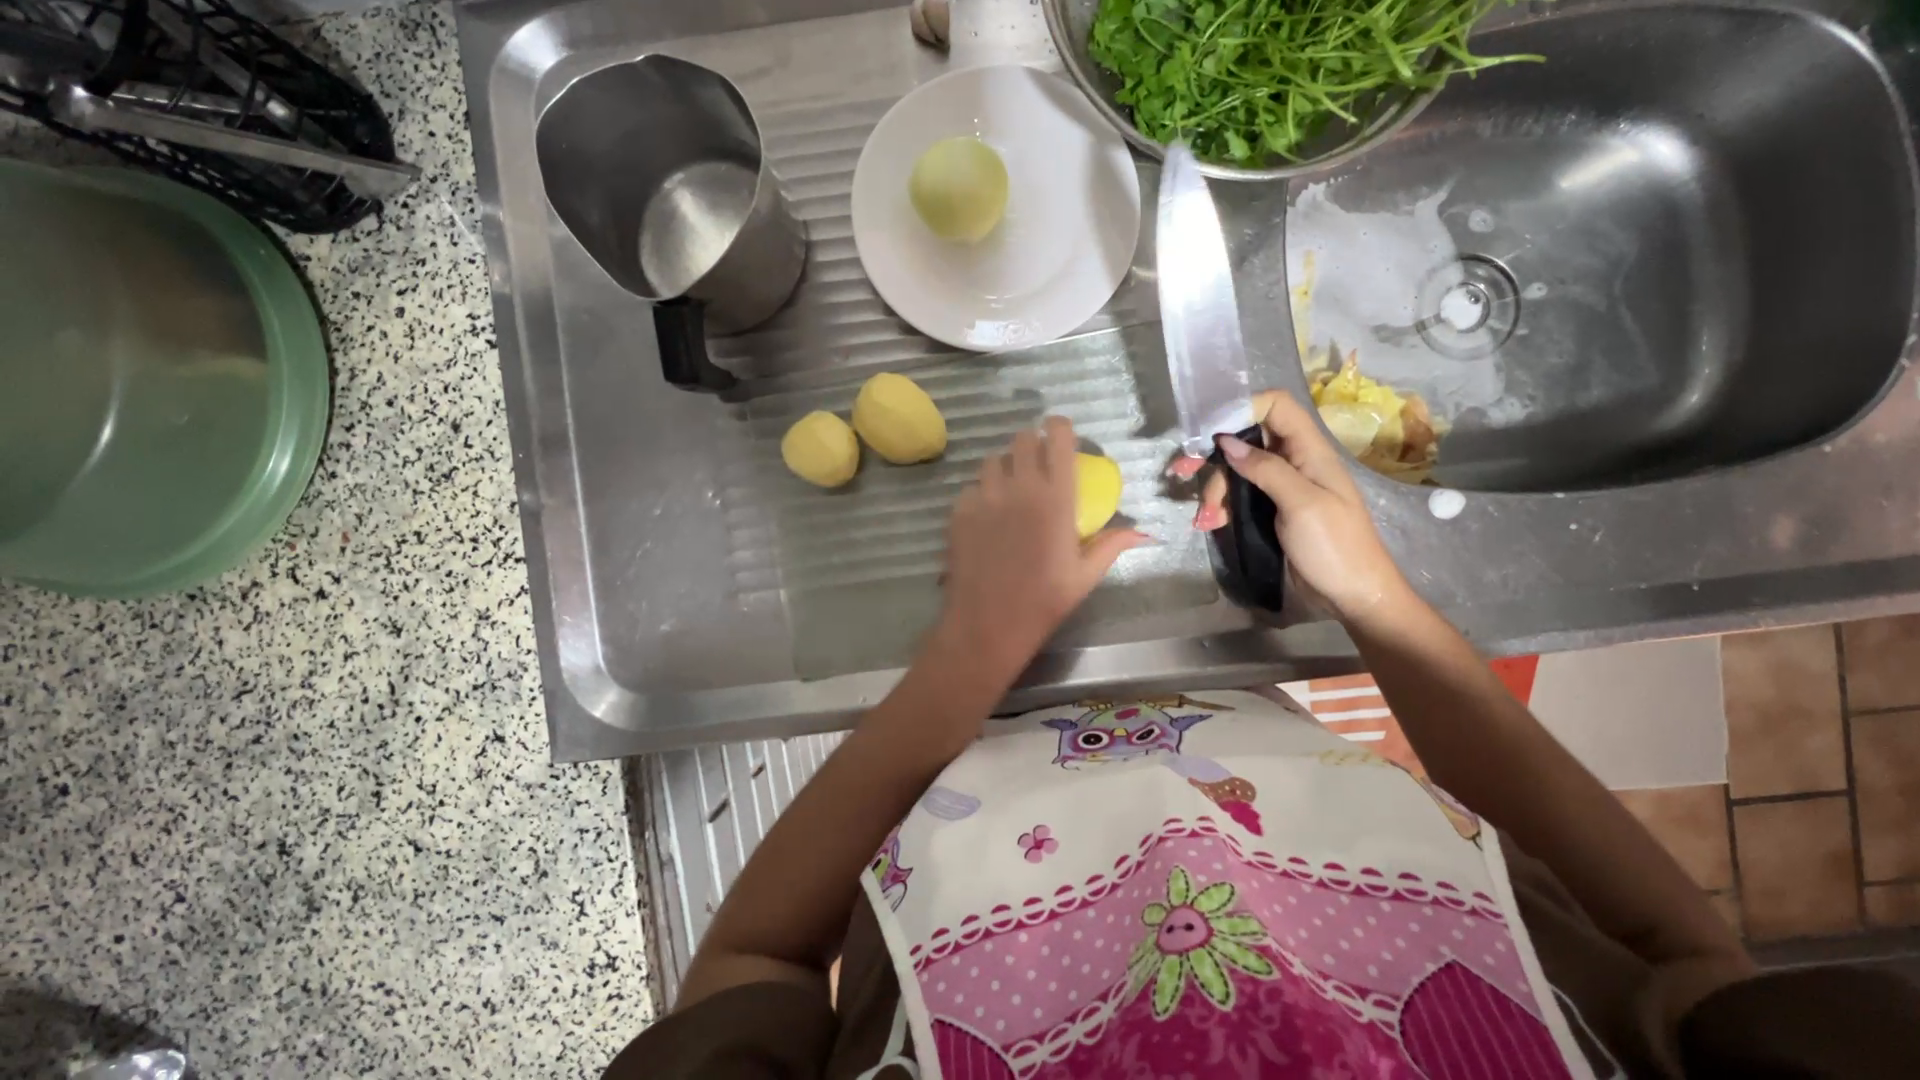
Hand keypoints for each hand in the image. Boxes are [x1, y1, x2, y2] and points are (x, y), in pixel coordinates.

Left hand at [937, 417, 1147, 680]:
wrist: (987, 624)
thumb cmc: (1043, 602)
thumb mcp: (1085, 576)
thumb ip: (1112, 545)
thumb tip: (1144, 532)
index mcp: (1056, 499)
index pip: (1058, 438)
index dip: (1059, 428)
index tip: (1062, 435)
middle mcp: (1020, 488)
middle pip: (1022, 439)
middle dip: (1031, 444)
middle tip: (1037, 465)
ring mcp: (985, 497)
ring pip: (992, 460)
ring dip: (1004, 468)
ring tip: (1011, 491)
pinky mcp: (959, 511)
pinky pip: (971, 488)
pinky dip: (981, 494)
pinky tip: (988, 519)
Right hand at [1184, 391, 1411, 624]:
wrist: (1353, 596)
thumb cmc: (1336, 547)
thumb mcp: (1302, 504)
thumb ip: (1266, 469)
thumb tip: (1227, 441)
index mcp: (1310, 450)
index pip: (1275, 406)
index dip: (1243, 408)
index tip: (1209, 430)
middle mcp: (1295, 462)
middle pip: (1247, 440)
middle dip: (1214, 454)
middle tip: (1183, 470)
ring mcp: (1282, 488)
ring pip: (1238, 471)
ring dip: (1215, 489)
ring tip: (1204, 518)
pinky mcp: (1272, 512)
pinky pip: (1240, 498)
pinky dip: (1222, 508)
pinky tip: (1210, 524)